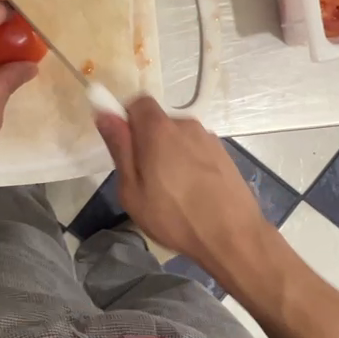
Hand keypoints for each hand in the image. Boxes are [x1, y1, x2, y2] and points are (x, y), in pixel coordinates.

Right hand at [95, 97, 273, 274]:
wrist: (233, 235)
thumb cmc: (174, 217)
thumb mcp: (132, 190)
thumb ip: (119, 147)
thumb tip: (105, 113)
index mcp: (159, 129)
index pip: (138, 102)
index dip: (127, 119)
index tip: (124, 147)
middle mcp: (186, 125)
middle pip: (159, 122)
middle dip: (148, 142)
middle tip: (145, 179)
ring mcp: (209, 138)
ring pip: (179, 138)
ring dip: (170, 155)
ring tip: (172, 192)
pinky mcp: (224, 154)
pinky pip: (196, 150)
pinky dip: (189, 164)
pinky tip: (193, 193)